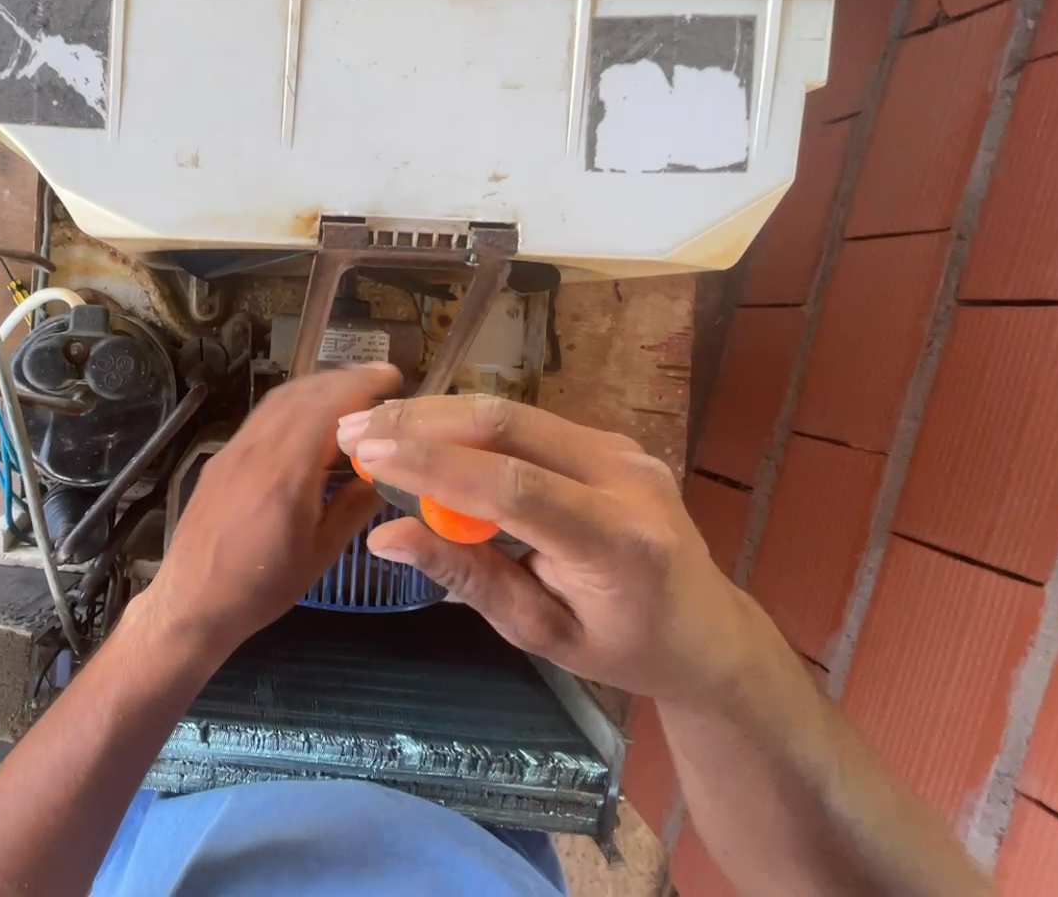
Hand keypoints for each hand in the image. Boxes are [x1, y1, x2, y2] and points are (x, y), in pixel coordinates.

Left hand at [138, 363, 403, 660]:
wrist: (193, 601)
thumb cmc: (262, 587)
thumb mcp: (320, 554)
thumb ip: (353, 508)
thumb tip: (385, 474)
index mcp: (285, 474)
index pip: (325, 408)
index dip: (360, 385)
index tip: (392, 377)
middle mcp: (255, 451)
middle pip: (301, 395)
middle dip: (342, 379)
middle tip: (378, 378)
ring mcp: (232, 451)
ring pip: (277, 402)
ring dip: (315, 387)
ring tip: (349, 390)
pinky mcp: (220, 459)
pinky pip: (260, 419)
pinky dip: (290, 405)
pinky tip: (308, 417)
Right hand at [336, 394, 775, 707]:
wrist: (705, 628)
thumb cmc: (621, 646)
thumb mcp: (538, 632)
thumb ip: (466, 576)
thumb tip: (384, 538)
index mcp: (619, 543)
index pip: (513, 486)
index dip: (433, 465)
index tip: (366, 452)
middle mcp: (626, 477)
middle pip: (508, 426)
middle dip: (420, 423)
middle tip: (352, 428)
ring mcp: (620, 448)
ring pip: (509, 412)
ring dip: (433, 415)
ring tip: (371, 424)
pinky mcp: (605, 438)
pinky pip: (522, 422)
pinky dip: (461, 424)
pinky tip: (418, 430)